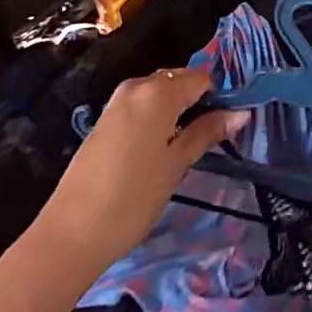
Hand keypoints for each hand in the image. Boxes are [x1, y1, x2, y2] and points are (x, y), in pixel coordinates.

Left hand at [43, 67, 247, 269]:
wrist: (70, 233)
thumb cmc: (133, 197)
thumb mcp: (177, 164)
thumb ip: (208, 132)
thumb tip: (241, 113)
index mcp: (159, 92)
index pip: (202, 78)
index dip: (219, 96)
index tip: (228, 121)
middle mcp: (137, 86)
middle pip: (178, 80)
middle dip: (197, 100)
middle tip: (210, 133)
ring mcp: (116, 101)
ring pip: (158, 92)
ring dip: (176, 108)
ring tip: (186, 142)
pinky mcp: (104, 119)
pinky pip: (141, 104)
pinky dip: (155, 115)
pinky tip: (158, 146)